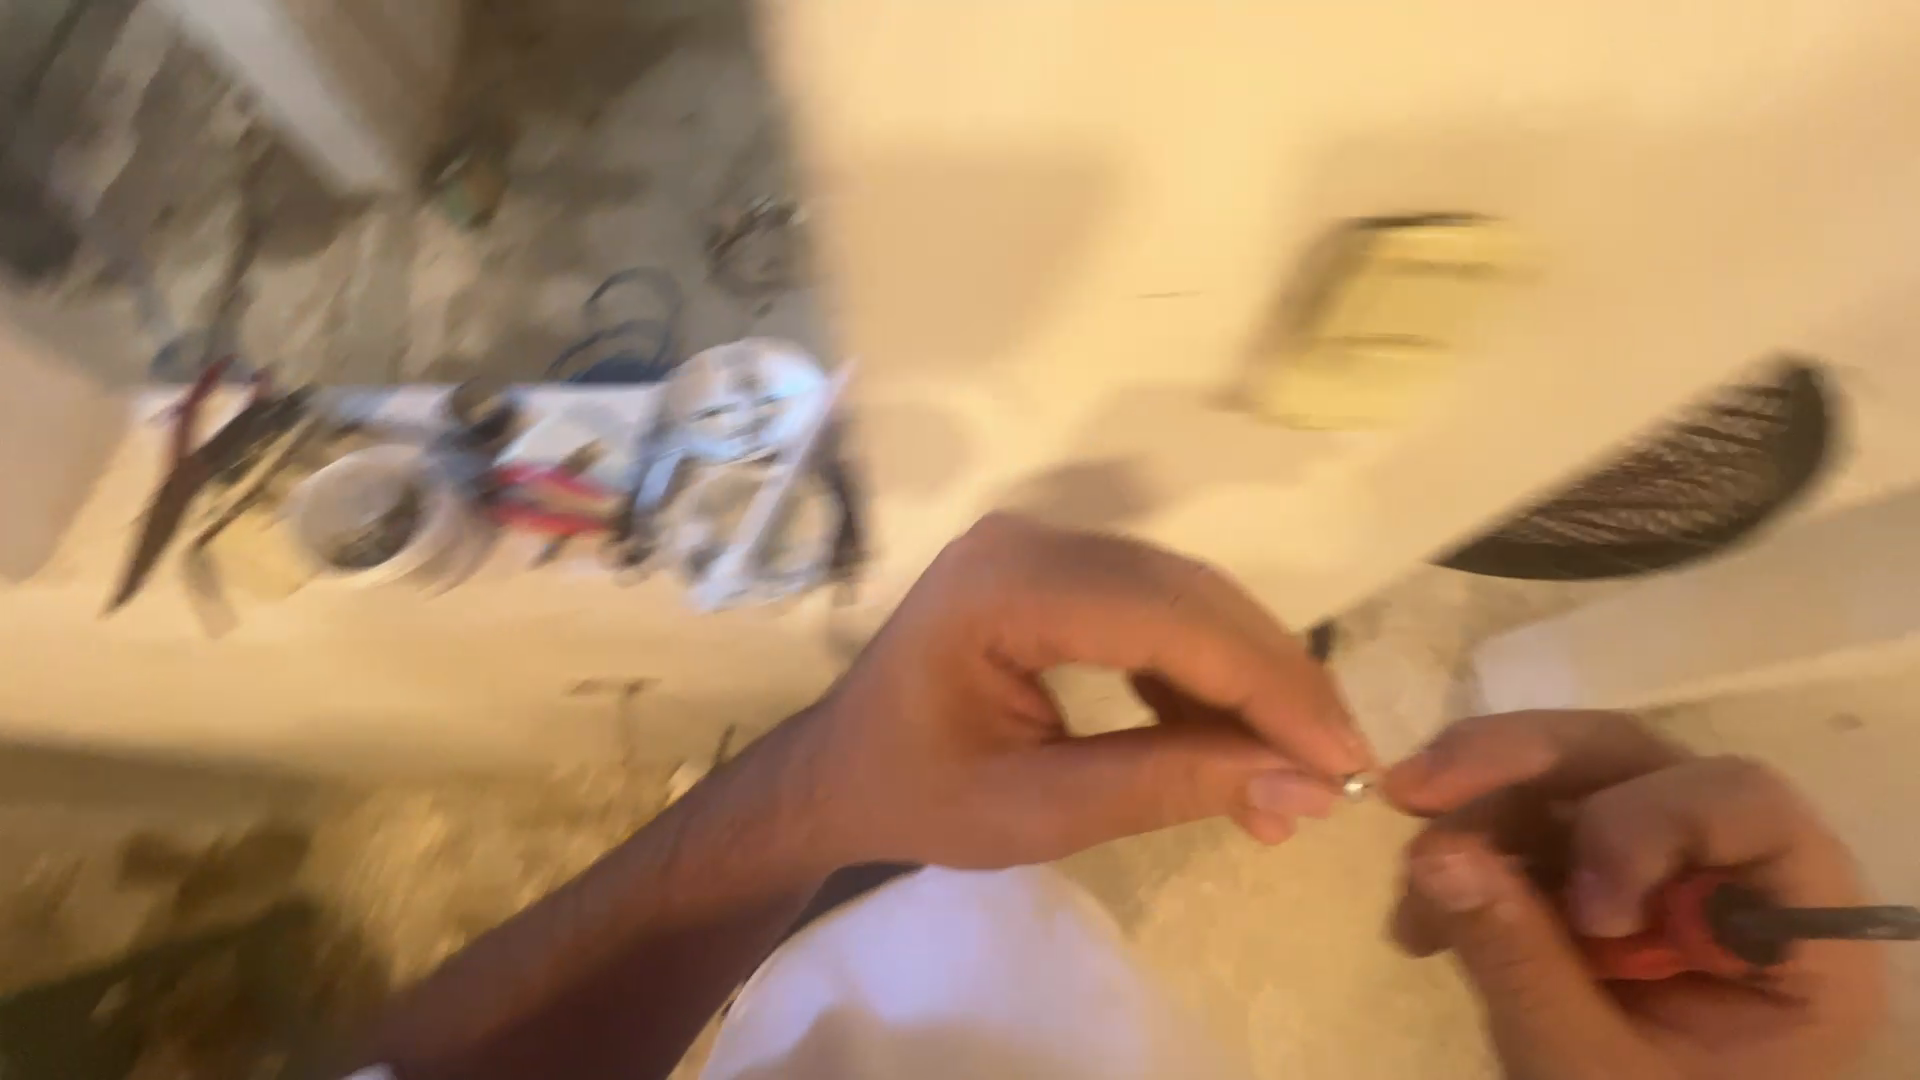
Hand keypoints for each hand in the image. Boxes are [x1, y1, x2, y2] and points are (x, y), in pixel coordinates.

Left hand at [772, 513, 1372, 868]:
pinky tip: (1225, 738)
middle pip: (1183, 595)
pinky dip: (1196, 672)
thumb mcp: (1035, 812)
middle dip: (1269, 680)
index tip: (1344, 760)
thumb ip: (1165, 785)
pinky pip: (1148, 610)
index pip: (1164, 618)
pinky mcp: (1050, 573)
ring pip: (1178, 598)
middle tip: (1333, 768)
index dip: (1265, 684)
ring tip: (1288, 772)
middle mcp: (1026, 541)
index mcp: (1002, 587)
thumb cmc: (914, 795)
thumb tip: (1302, 783)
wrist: (840, 770)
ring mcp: (1038, 547)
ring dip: (1242, 679)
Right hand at [1383, 711, 1885, 1079]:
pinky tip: (1417, 923)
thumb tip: (1433, 852)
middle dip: (1507, 763)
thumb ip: (1523, 963)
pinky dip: (1447, 854)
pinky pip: (1499, 818)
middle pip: (1619, 758)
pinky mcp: (1565, 864)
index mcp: (1782, 929)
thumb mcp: (1590, 1066)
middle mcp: (1710, 865)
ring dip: (1460, 818)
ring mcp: (1629, 857)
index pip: (1743, 804)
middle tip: (1412, 790)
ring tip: (1413, 902)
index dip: (1648, 824)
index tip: (1583, 910)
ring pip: (1543, 776)